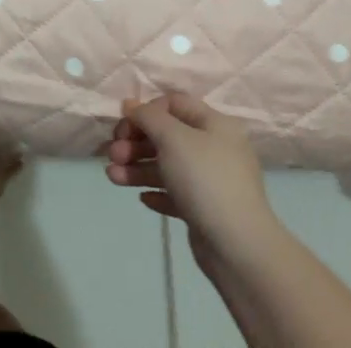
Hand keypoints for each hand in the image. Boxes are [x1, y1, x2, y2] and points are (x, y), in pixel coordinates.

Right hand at [102, 93, 277, 252]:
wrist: (237, 245)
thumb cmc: (204, 179)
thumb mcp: (172, 138)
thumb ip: (147, 116)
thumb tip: (131, 104)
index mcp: (215, 125)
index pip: (174, 104)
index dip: (146, 111)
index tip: (124, 127)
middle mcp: (215, 149)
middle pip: (166, 136)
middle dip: (134, 143)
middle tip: (114, 155)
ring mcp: (211, 181)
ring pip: (166, 166)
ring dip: (136, 168)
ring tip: (113, 177)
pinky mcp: (205, 208)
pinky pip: (175, 193)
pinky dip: (156, 192)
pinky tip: (145, 199)